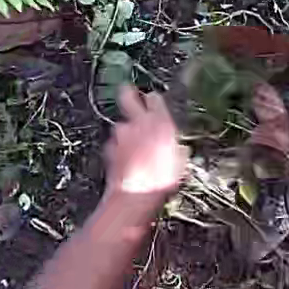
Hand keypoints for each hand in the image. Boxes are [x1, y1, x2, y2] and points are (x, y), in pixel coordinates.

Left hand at [102, 85, 186, 210]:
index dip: (154, 100)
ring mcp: (121, 134)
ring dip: (127, 132)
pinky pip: (115, 143)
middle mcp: (138, 123)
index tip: (154, 103)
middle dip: (128, 92)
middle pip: (127, 94)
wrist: (136, 196)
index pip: (154, 97)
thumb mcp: (180, 162)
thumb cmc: (162, 180)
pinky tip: (128, 161)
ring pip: (122, 124)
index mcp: (160, 121)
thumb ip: (176, 148)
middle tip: (132, 96)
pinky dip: (120, 148)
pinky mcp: (109, 147)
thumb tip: (178, 148)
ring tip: (136, 148)